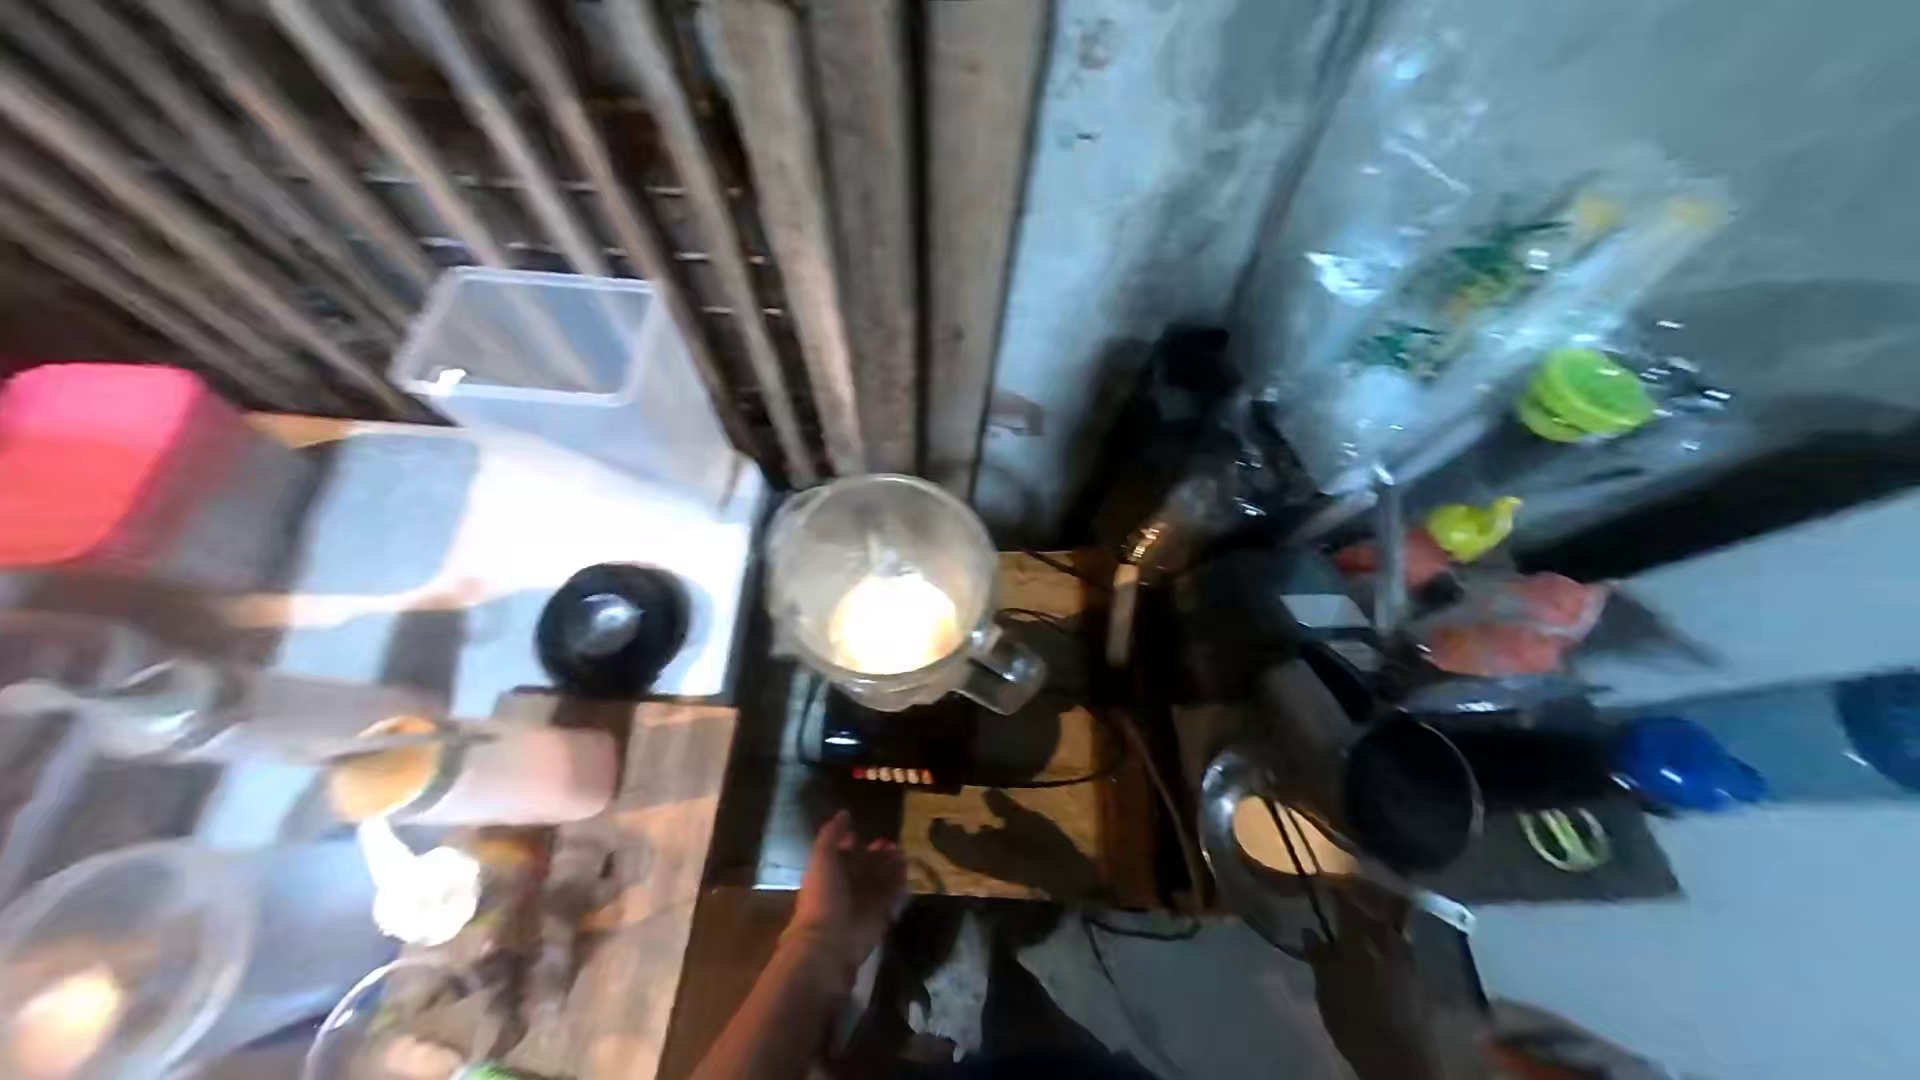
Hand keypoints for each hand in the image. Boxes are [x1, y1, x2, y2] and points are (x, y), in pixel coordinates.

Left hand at [788, 811, 905, 972]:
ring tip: (902, 851)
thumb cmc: (823, 895)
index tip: (861, 832)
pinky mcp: (881, 914)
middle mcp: (847, 886)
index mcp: (830, 872)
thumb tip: (845, 813)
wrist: (829, 943)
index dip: (851, 843)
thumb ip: (832, 833)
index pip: (843, 854)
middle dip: (876, 853)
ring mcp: (865, 901)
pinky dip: (900, 880)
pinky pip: (893, 893)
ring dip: (891, 865)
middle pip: (864, 865)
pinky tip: (907, 866)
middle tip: (891, 842)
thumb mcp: (822, 857)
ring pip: (880, 878)